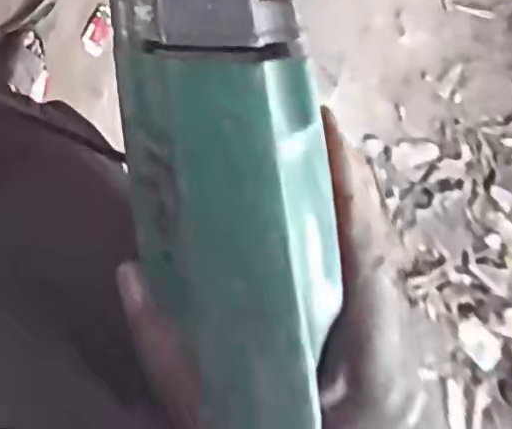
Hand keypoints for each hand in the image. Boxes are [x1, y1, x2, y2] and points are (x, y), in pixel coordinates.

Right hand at [116, 110, 428, 428]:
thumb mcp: (227, 417)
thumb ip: (174, 362)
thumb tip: (130, 275)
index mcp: (368, 358)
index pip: (363, 253)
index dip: (346, 184)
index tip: (322, 121)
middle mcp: (381, 339)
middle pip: (360, 237)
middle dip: (327, 171)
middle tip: (282, 114)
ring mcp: (374, 341)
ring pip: (352, 250)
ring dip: (320, 194)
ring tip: (276, 144)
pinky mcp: (357, 344)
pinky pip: (338, 269)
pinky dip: (313, 226)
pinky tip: (273, 205)